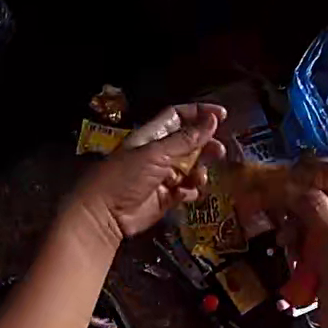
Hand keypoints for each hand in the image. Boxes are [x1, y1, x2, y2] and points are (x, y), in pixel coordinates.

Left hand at [65, 103, 226, 245]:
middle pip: (188, 143)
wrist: (105, 214)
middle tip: (219, 151)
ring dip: (199, 170)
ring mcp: (161, 176)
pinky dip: (190, 191)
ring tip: (199, 177)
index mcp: (152, 135)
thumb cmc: (126, 177)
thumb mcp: (156, 153)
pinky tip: (187, 193)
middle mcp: (158, 153)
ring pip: (190, 167)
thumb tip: (212, 120)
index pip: (178, 116)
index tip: (222, 115)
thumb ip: (186, 139)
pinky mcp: (165, 198)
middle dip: (205, 145)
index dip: (199, 113)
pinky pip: (185, 190)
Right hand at [293, 178, 327, 327]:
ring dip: (295, 224)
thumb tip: (292, 186)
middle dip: (302, 200)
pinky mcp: (326, 256)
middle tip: (281, 201)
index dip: (326, 168)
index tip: (298, 169)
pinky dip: (295, 242)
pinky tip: (289, 249)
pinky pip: (305, 238)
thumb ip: (316, 207)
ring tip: (287, 236)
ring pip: (310, 216)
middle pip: (325, 194)